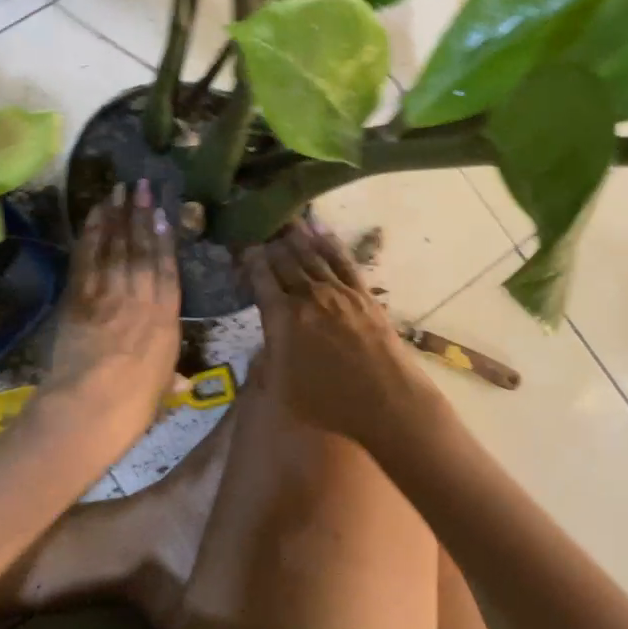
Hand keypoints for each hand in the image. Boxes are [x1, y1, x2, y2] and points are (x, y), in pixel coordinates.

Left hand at [42, 179, 183, 438]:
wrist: (91, 408)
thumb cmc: (132, 408)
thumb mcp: (160, 391)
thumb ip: (170, 377)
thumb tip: (182, 383)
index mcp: (166, 321)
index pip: (167, 271)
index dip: (164, 240)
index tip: (163, 213)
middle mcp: (141, 299)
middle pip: (141, 250)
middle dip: (141, 215)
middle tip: (141, 186)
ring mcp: (109, 295)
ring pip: (116, 247)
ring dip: (117, 216)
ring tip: (120, 190)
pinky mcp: (79, 298)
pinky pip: (87, 259)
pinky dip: (91, 234)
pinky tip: (95, 215)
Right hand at [241, 221, 435, 444]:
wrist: (387, 405)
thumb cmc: (329, 406)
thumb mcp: (281, 390)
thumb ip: (265, 362)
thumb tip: (262, 344)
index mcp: (283, 319)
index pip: (261, 280)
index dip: (249, 261)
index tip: (241, 246)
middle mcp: (308, 298)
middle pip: (285, 262)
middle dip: (271, 243)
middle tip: (260, 226)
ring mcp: (339, 294)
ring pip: (313, 257)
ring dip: (297, 238)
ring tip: (285, 222)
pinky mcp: (364, 296)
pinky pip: (343, 262)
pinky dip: (330, 245)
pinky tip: (321, 233)